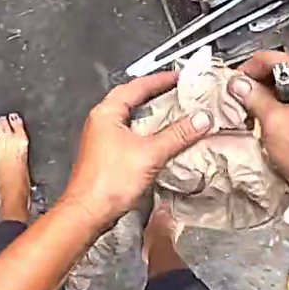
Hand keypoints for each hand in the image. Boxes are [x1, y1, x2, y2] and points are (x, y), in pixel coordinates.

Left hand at [59, 71, 213, 225]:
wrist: (88, 212)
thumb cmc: (108, 181)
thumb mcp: (150, 153)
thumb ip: (177, 135)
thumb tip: (200, 120)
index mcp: (106, 113)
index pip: (137, 86)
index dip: (160, 80)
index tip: (180, 77)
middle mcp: (101, 121)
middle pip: (132, 99)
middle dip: (156, 94)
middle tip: (179, 92)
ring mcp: (102, 138)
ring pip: (132, 118)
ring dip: (152, 114)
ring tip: (175, 112)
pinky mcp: (107, 154)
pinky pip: (131, 134)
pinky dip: (148, 131)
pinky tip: (161, 139)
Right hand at [230, 51, 288, 196]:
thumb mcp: (274, 121)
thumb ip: (253, 97)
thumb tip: (239, 83)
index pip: (273, 59)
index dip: (248, 70)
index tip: (233, 83)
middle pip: (278, 72)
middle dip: (256, 85)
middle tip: (238, 99)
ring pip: (283, 89)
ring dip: (263, 99)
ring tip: (249, 113)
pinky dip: (275, 110)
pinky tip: (264, 123)